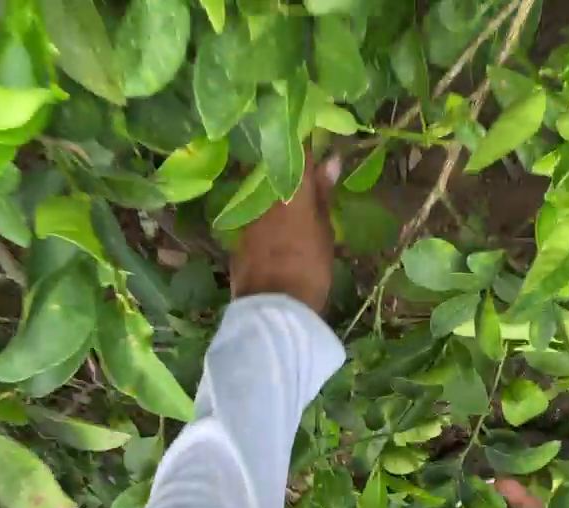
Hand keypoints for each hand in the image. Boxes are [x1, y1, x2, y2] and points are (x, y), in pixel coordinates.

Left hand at [230, 156, 339, 313]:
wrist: (274, 310)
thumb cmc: (310, 270)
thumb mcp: (324, 233)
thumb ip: (323, 195)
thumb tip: (331, 160)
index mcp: (290, 189)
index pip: (300, 151)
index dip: (308, 141)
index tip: (318, 137)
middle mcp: (263, 196)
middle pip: (276, 172)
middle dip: (289, 169)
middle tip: (306, 173)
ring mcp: (247, 218)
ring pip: (262, 196)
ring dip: (276, 197)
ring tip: (292, 206)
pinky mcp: (237, 240)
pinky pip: (254, 220)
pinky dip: (266, 221)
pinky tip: (276, 234)